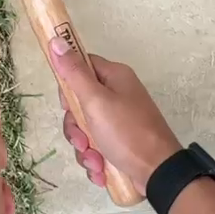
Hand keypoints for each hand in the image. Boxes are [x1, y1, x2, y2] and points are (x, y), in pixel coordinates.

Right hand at [48, 37, 180, 193]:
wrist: (157, 172)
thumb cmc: (127, 132)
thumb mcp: (95, 101)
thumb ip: (74, 73)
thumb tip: (57, 40)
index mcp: (115, 77)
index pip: (81, 67)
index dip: (68, 85)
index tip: (67, 105)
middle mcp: (118, 94)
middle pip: (79, 102)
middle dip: (76, 127)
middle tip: (82, 140)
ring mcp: (119, 119)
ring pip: (85, 127)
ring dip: (84, 147)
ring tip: (95, 161)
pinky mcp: (120, 140)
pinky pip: (95, 144)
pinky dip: (94, 158)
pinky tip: (100, 170)